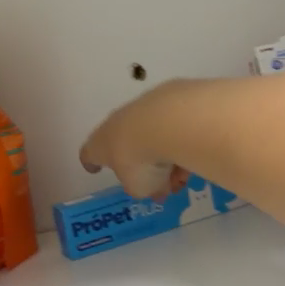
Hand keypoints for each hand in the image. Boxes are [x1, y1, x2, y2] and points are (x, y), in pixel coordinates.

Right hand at [79, 81, 190, 198]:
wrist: (168, 122)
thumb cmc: (141, 161)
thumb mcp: (138, 188)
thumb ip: (142, 188)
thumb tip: (152, 188)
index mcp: (101, 144)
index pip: (89, 154)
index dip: (91, 162)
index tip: (94, 169)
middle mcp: (117, 122)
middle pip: (126, 146)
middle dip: (143, 166)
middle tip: (160, 184)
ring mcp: (143, 108)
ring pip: (153, 137)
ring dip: (166, 156)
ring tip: (184, 174)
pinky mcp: (169, 97)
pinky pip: (173, 126)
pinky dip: (181, 141)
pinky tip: (194, 154)